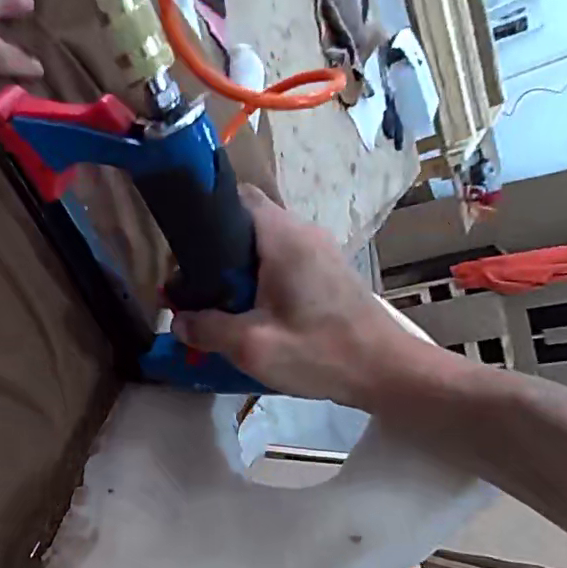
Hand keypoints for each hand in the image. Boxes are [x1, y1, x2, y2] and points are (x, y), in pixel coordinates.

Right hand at [172, 186, 435, 407]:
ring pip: (268, 245)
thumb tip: (179, 321)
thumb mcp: (253, 347)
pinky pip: (287, 262)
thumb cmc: (321, 352)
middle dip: (220, 252)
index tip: (186, 254)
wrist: (387, 370)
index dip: (206, 216)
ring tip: (224, 305)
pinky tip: (258, 313)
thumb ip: (209, 329)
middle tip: (200, 289)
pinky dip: (266, 279)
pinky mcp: (331, 271)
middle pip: (250, 222)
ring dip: (243, 270)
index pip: (237, 197)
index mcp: (284, 236)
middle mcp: (305, 232)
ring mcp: (322, 250)